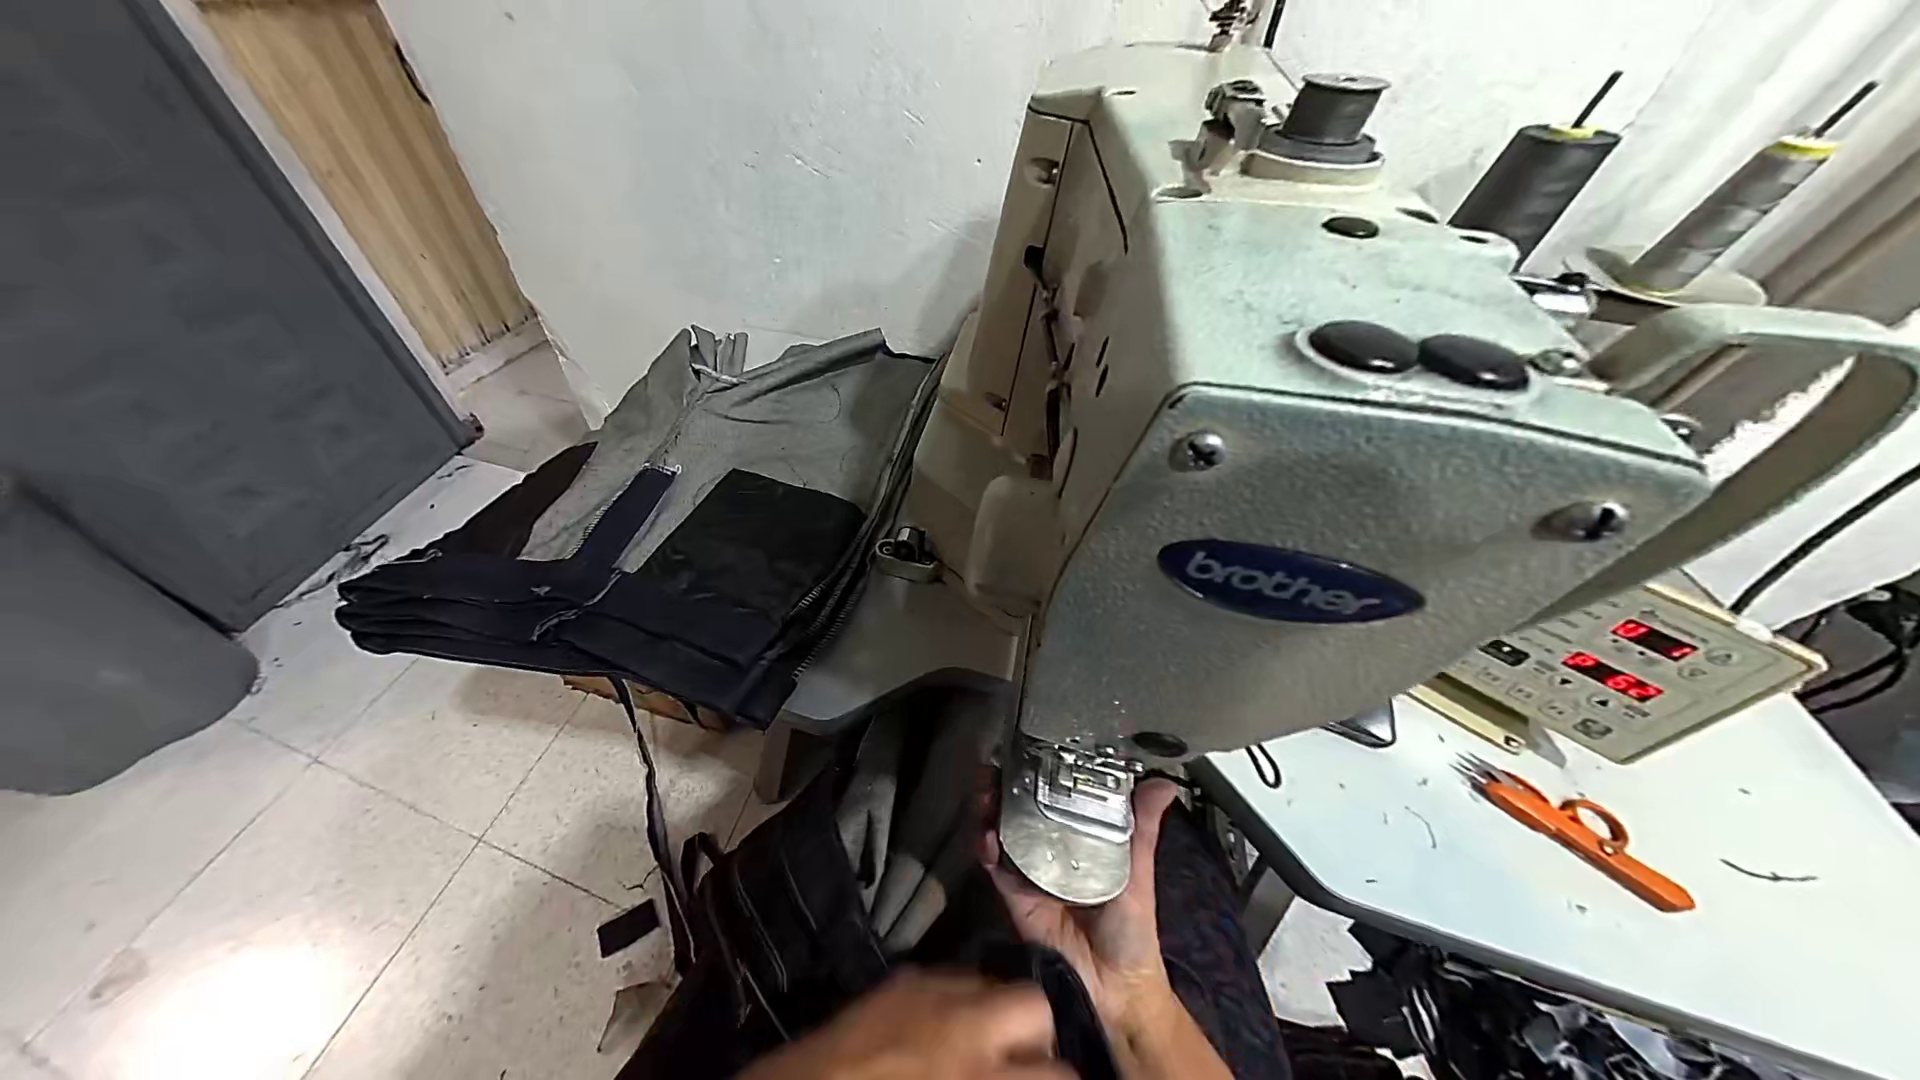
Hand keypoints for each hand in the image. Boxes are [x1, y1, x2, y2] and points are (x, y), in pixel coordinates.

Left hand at [739, 971, 1073, 1079]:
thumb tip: (1021, 1073)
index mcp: (978, 1074)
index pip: (1058, 1073)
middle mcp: (963, 1023)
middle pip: (1034, 1001)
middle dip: (1038, 1033)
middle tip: (1022, 1062)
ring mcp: (930, 990)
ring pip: (992, 981)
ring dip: (997, 1011)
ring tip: (983, 1041)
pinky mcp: (901, 977)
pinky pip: (951, 978)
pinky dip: (959, 1000)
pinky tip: (942, 1026)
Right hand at [979, 777, 1183, 1036]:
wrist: (1113, 985)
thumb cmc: (1131, 926)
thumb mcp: (1138, 871)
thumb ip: (1143, 830)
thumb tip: (1164, 785)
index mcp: (1078, 834)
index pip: (1053, 791)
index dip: (1037, 768)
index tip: (1028, 746)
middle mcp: (1049, 844)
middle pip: (1018, 804)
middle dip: (1003, 783)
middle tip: (996, 767)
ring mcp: (1028, 866)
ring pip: (1001, 827)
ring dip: (988, 807)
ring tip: (986, 792)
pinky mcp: (1012, 891)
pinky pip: (994, 865)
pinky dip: (986, 847)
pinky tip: (987, 837)